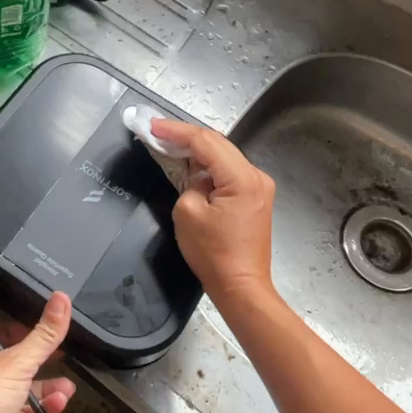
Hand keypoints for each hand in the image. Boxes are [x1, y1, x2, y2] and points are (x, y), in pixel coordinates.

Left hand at [0, 291, 76, 412]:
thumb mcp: (18, 361)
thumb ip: (44, 334)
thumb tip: (63, 296)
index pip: (5, 328)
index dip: (27, 328)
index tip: (54, 328)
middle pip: (17, 359)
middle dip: (43, 361)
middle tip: (67, 358)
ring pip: (22, 388)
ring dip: (46, 388)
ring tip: (69, 390)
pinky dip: (40, 410)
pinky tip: (58, 406)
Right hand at [151, 118, 275, 302]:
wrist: (241, 286)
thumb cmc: (213, 254)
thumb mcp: (188, 213)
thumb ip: (188, 182)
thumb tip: (196, 176)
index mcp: (242, 178)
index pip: (205, 142)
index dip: (176, 131)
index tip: (152, 126)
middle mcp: (256, 176)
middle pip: (218, 144)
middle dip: (186, 137)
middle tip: (156, 131)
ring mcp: (259, 186)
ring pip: (224, 156)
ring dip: (197, 150)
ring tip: (169, 144)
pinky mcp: (255, 197)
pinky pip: (229, 171)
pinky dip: (208, 165)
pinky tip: (190, 165)